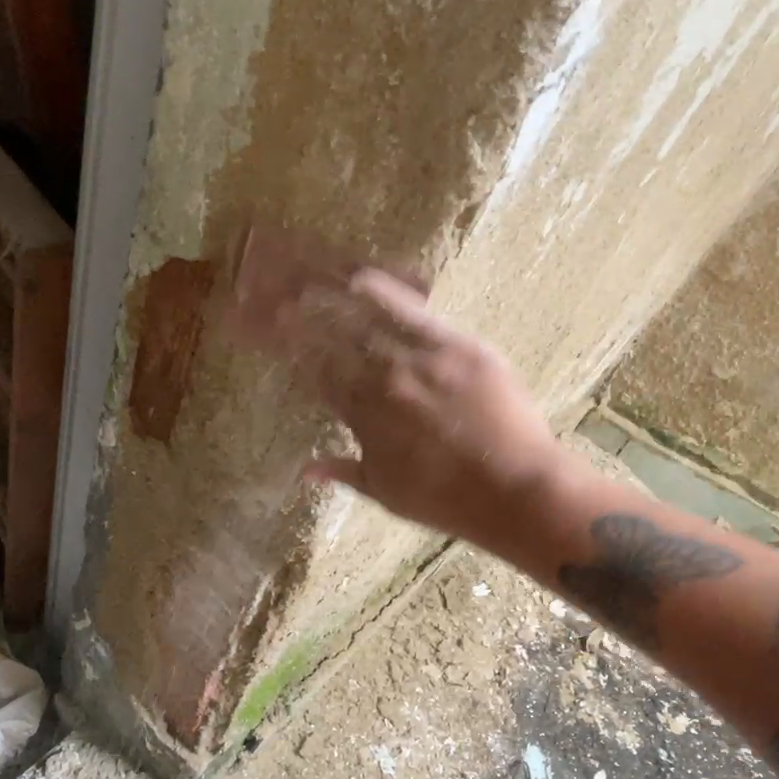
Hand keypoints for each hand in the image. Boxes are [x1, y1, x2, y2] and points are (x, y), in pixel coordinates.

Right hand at [229, 252, 568, 544]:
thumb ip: (343, 472)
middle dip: (297, 319)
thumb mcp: (386, 492)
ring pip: (364, 324)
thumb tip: (304, 471)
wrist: (514, 491)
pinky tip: (360, 278)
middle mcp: (381, 383)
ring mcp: (419, 362)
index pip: (315, 375)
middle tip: (271, 295)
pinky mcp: (457, 347)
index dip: (288, 351)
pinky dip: (385, 294)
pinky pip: (414, 314)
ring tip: (304, 281)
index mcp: (361, 417)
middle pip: (330, 343)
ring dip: (329, 303)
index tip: (264, 330)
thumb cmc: (447, 500)